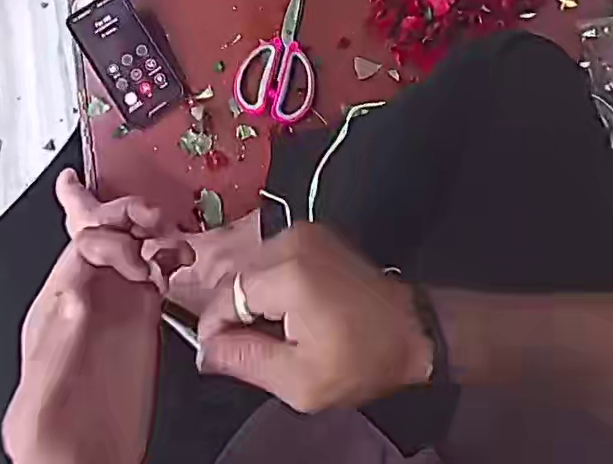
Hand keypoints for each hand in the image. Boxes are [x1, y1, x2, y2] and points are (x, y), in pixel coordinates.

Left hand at [0, 172, 186, 463]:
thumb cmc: (53, 449)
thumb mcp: (37, 408)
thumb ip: (54, 348)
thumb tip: (75, 292)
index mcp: (56, 310)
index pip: (82, 246)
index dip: (112, 241)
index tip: (136, 260)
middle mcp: (86, 297)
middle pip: (106, 231)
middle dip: (130, 214)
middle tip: (154, 221)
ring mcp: (116, 302)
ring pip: (134, 241)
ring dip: (155, 228)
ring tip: (172, 240)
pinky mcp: (143, 313)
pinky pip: (158, 266)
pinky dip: (172, 253)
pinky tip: (181, 259)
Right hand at [196, 224, 432, 411]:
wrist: (406, 327)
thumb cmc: (361, 358)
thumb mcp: (299, 381)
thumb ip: (245, 360)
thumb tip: (206, 349)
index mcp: (290, 275)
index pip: (226, 295)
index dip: (214, 328)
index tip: (216, 353)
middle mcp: (294, 241)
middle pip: (237, 276)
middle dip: (232, 312)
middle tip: (248, 348)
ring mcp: (305, 231)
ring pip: (251, 265)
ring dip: (251, 297)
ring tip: (273, 329)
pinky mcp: (313, 231)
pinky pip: (271, 255)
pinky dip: (269, 281)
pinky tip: (287, 308)